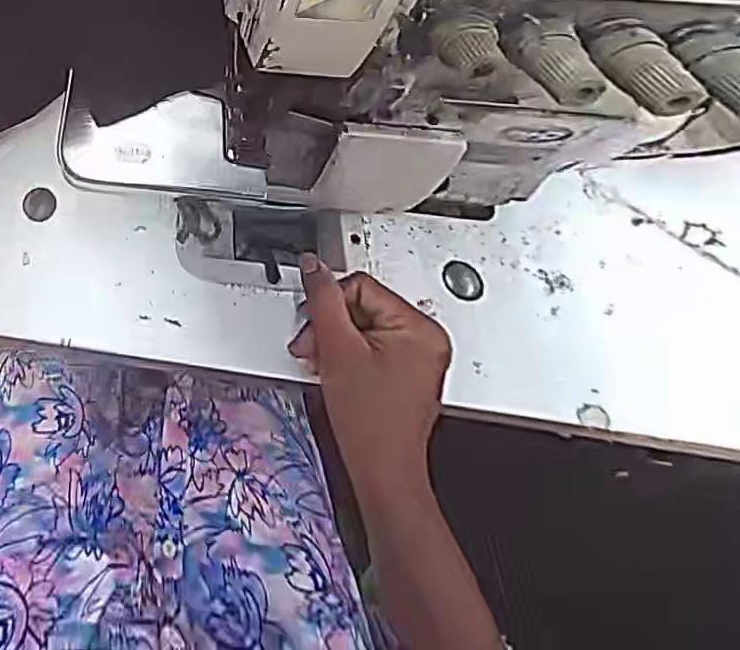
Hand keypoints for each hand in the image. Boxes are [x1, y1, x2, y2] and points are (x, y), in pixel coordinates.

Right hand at [289, 256, 451, 492]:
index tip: (313, 325)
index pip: (361, 285)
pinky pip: (370, 342)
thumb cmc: (370, 424)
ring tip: (323, 362)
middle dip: (330, 325)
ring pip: (362, 323)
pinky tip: (335, 369)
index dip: (330, 304)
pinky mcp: (406, 368)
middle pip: (362, 304)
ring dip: (335, 339)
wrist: (381, 474)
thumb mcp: (337, 349)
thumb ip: (323, 300)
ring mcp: (418, 354)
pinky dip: (347, 352)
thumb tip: (315, 266)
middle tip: (314, 347)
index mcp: (420, 327)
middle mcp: (426, 336)